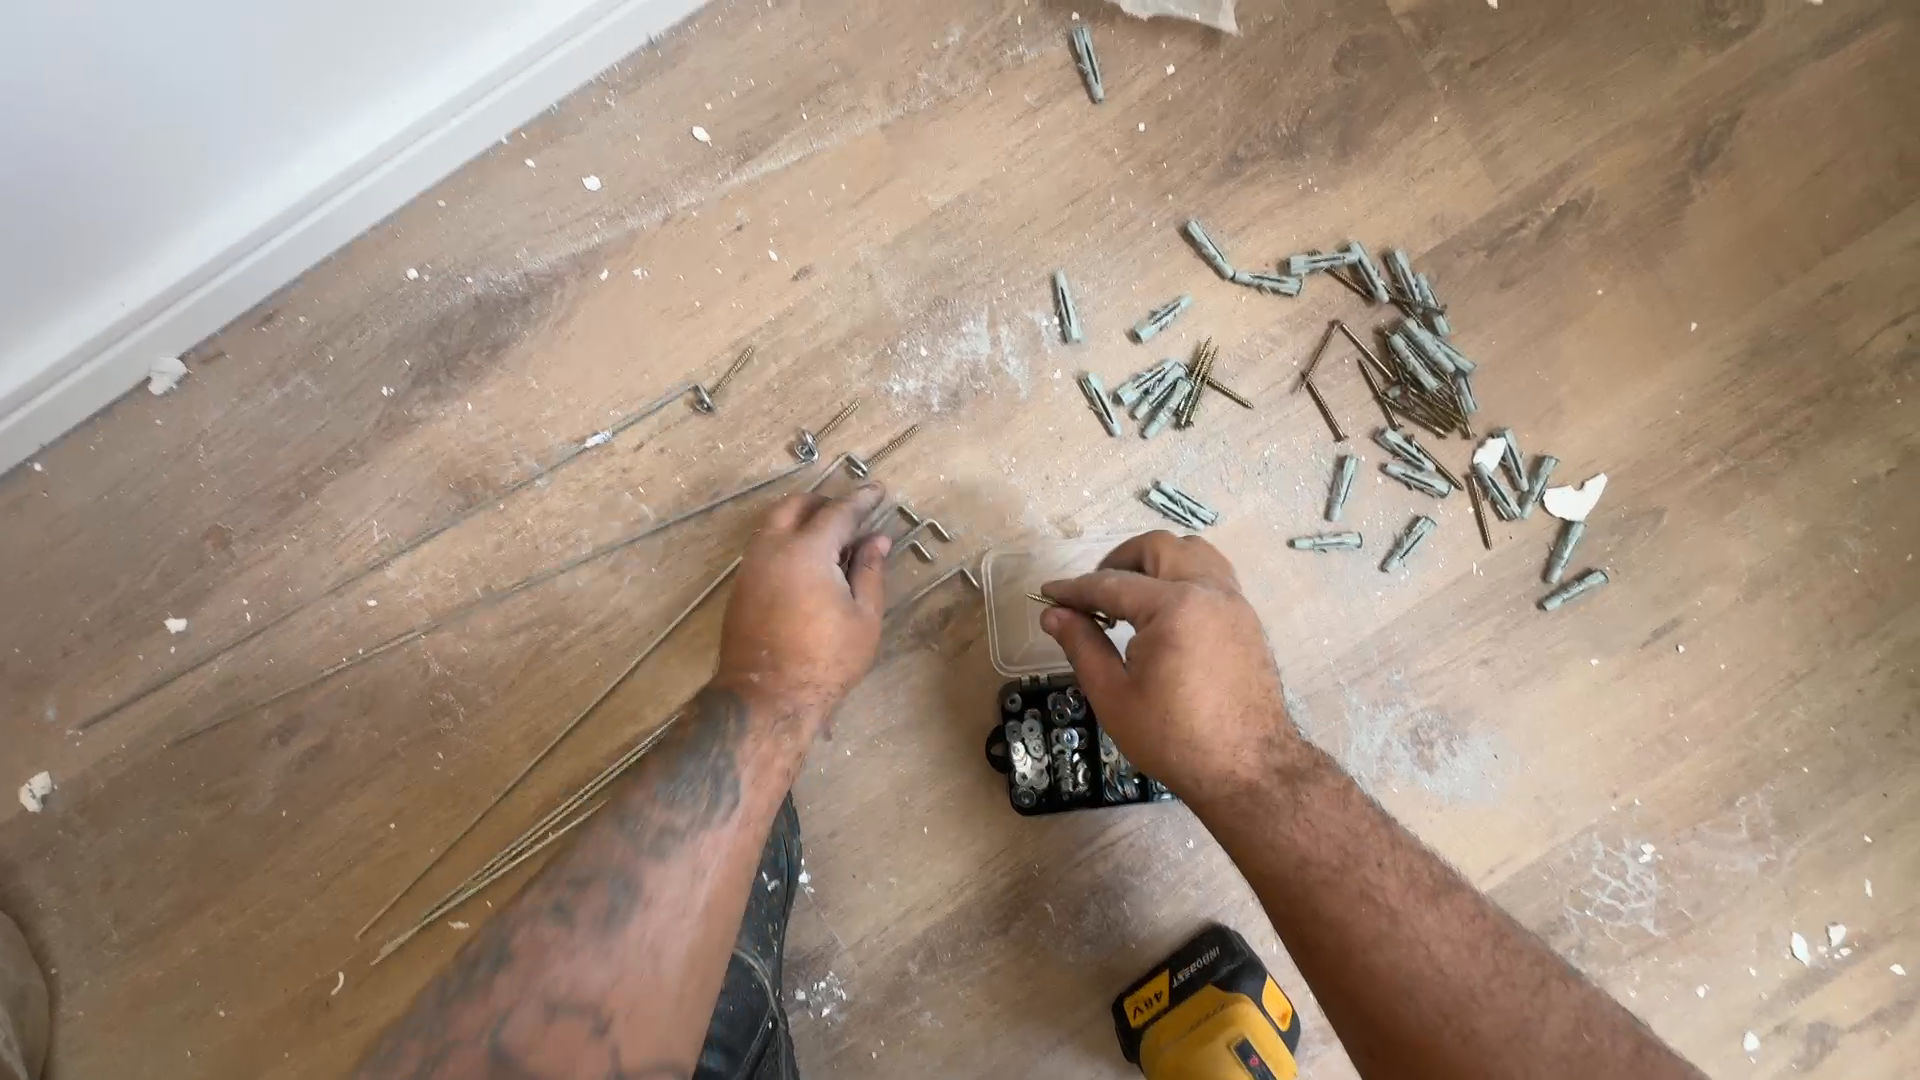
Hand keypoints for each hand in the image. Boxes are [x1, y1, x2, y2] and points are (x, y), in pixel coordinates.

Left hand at [715, 483, 890, 729]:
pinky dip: (787, 539)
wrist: (768, 698)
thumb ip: (869, 571)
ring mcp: (751, 567)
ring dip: (802, 519)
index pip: (838, 512)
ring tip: (831, 536)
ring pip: (774, 523)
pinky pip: (765, 545)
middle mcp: (772, 549)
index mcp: (806, 551)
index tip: (878, 491)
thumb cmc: (826, 661)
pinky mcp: (741, 586)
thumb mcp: (864, 616)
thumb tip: (876, 540)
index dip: (862, 500)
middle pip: (796, 505)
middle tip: (851, 512)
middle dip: (825, 502)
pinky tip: (808, 561)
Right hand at [1040, 531, 1298, 800]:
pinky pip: (1212, 575)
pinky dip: (1182, 577)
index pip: (1111, 584)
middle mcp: (1208, 591)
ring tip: (1131, 594)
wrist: (1249, 771)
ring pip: (1192, 553)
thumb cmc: (1174, 738)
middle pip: (1157, 548)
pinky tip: (1164, 612)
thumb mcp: (1113, 695)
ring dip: (1155, 562)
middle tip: (1093, 595)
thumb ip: (1082, 645)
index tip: (1047, 594)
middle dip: (1118, 561)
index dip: (1074, 590)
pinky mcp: (1246, 619)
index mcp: (1174, 607)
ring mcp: (1234, 602)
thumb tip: (1054, 615)